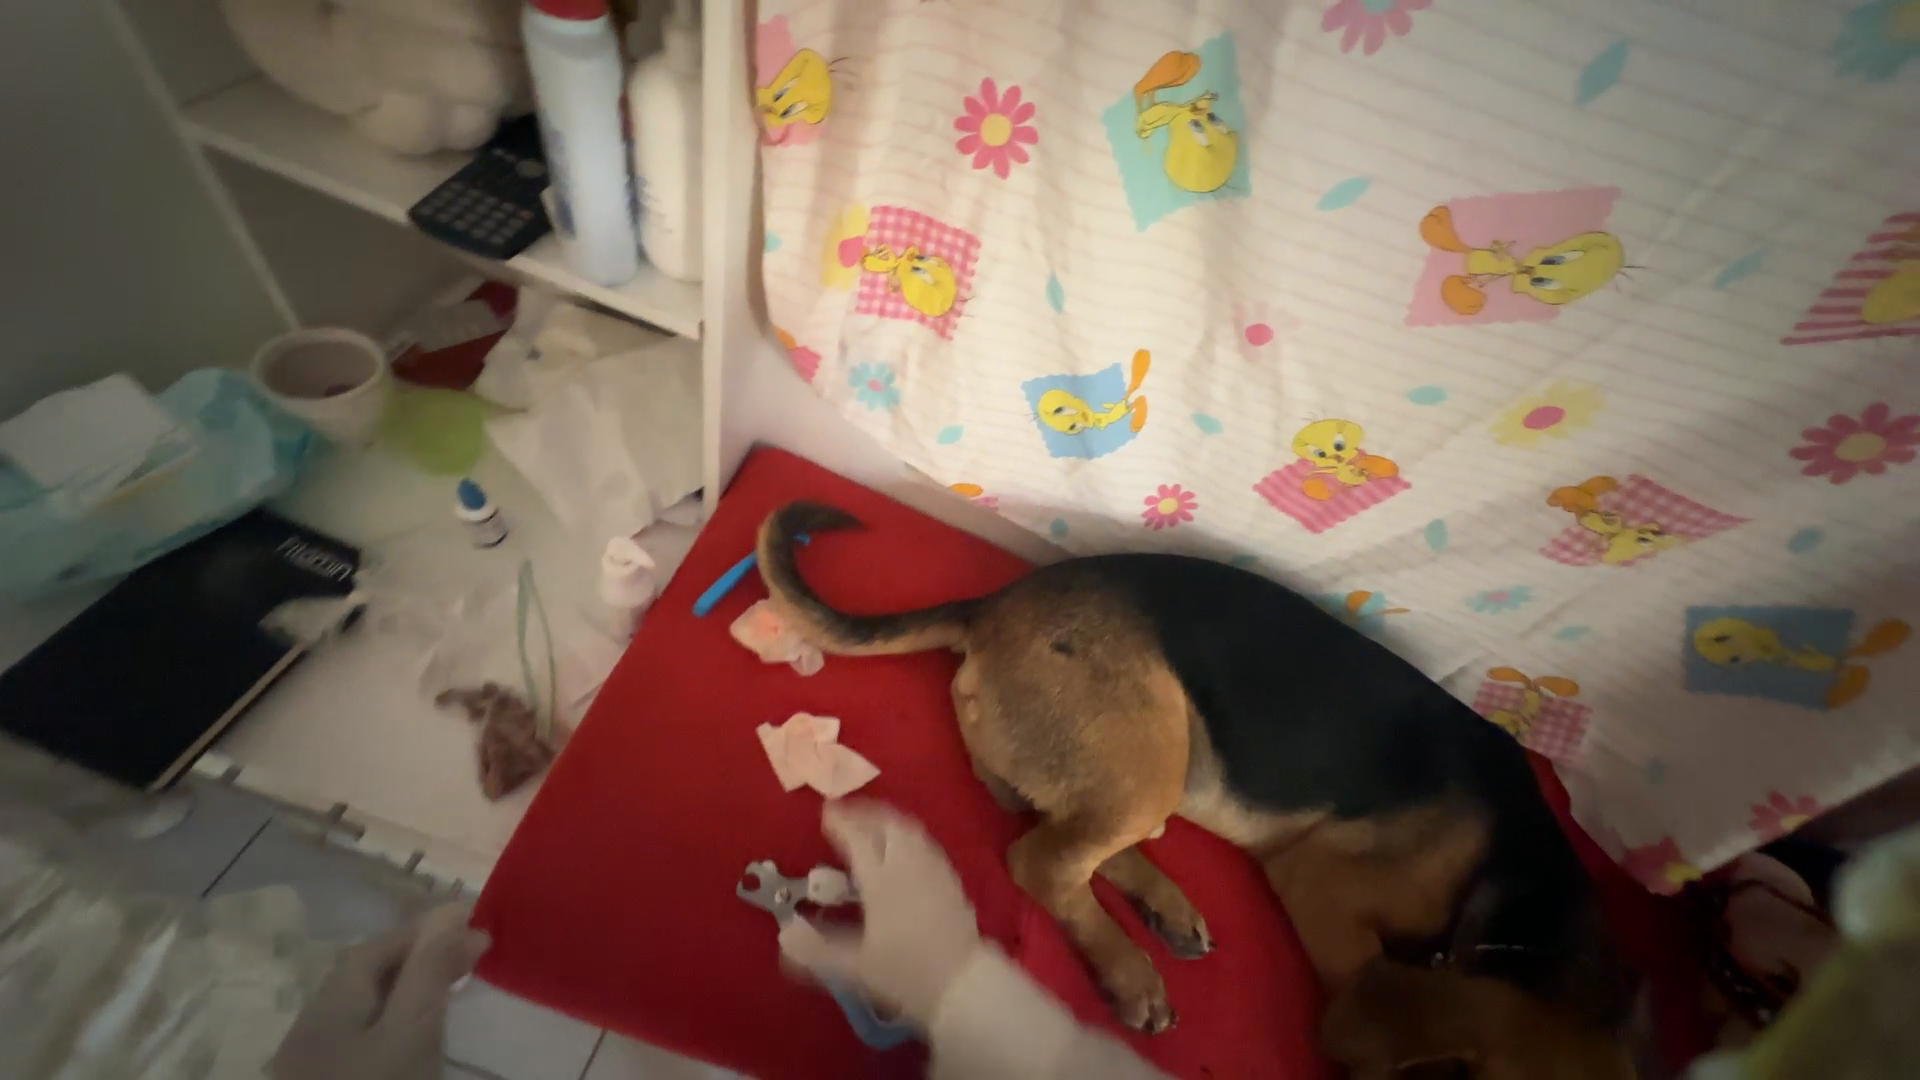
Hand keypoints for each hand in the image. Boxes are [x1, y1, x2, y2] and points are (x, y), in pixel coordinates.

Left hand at [271, 904, 490, 1079]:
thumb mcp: (413, 1029)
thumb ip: (430, 967)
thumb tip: (455, 912)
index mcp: (322, 1014)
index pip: (372, 951)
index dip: (423, 932)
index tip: (476, 931)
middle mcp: (308, 1037)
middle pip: (364, 978)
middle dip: (418, 958)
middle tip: (472, 958)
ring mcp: (314, 1071)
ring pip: (366, 1010)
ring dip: (410, 989)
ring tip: (454, 990)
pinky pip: (365, 1040)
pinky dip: (399, 1022)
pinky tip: (423, 1036)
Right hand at [776, 801, 981, 1025]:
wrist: (961, 982)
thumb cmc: (905, 973)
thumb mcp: (856, 966)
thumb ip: (817, 950)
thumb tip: (784, 932)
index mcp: (883, 880)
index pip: (858, 839)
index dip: (841, 822)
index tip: (826, 811)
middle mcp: (908, 864)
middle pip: (886, 824)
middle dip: (864, 812)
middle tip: (846, 811)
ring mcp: (933, 866)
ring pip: (908, 828)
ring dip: (886, 818)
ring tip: (871, 821)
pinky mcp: (949, 875)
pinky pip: (924, 840)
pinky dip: (906, 832)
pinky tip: (902, 844)